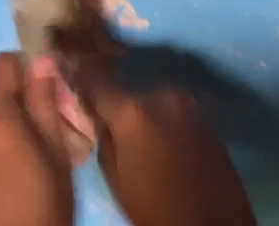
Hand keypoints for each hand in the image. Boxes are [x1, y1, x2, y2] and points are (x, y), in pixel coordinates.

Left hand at [0, 53, 74, 225]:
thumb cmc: (43, 200)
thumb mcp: (56, 149)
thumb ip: (45, 101)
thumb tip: (42, 56)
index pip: (3, 64)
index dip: (26, 67)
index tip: (47, 88)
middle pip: (3, 100)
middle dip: (27, 108)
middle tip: (53, 135)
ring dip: (16, 133)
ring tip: (39, 163)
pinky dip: (3, 154)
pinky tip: (20, 181)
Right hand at [85, 79, 255, 225]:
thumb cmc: (156, 209)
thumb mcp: (116, 180)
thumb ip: (103, 137)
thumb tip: (96, 113)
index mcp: (131, 112)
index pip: (96, 80)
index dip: (82, 74)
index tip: (73, 69)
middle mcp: (160, 95)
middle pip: (128, 90)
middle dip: (119, 102)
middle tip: (113, 121)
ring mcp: (187, 102)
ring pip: (153, 99)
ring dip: (145, 111)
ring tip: (143, 136)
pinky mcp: (205, 113)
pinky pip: (174, 109)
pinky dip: (166, 119)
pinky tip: (165, 141)